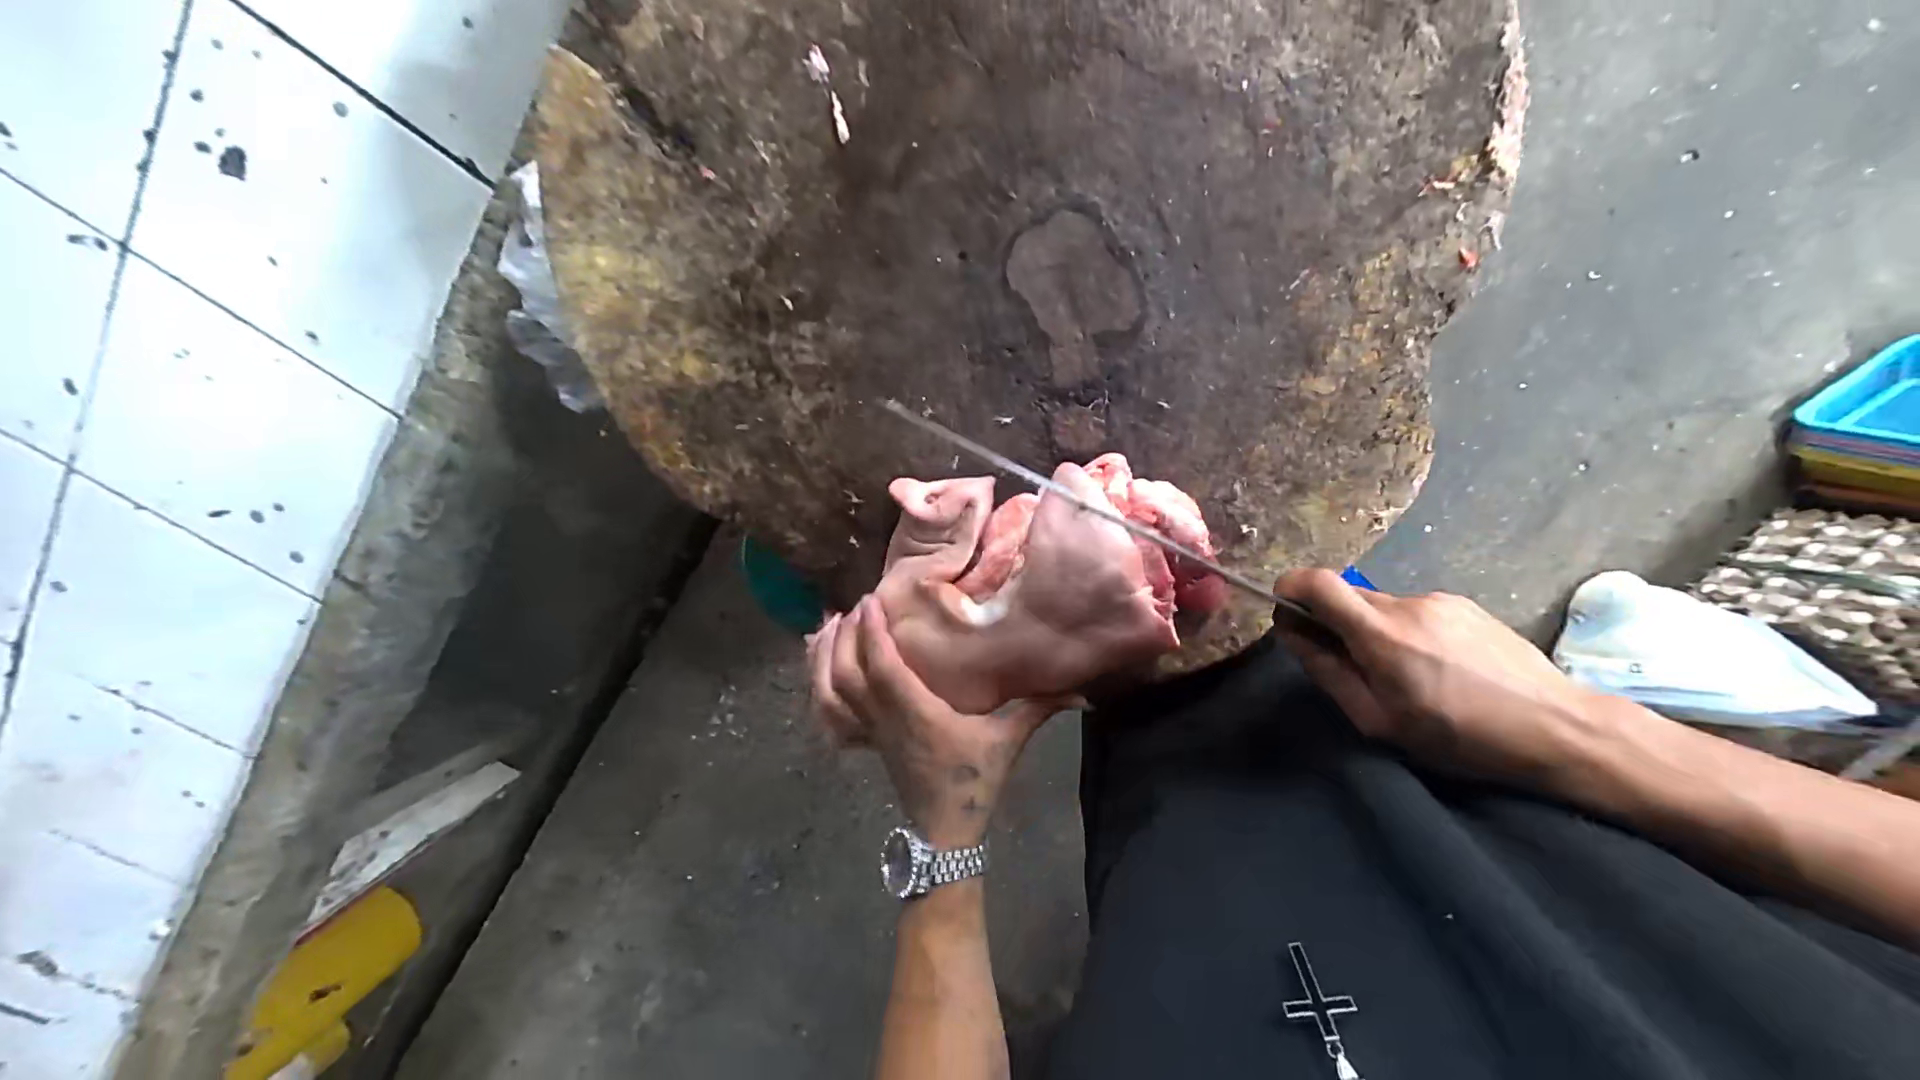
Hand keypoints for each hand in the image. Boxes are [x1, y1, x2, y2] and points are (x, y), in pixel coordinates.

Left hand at [809, 594, 1063, 847]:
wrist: (944, 831)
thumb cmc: (973, 782)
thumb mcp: (1007, 741)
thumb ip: (1038, 709)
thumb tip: (1082, 691)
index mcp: (917, 713)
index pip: (883, 666)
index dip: (872, 632)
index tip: (871, 599)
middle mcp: (885, 720)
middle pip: (846, 674)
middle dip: (844, 636)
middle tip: (853, 605)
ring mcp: (869, 733)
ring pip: (829, 693)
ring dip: (824, 657)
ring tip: (829, 626)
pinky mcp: (865, 741)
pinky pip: (830, 711)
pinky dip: (819, 684)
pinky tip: (821, 666)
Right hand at [1272, 569, 1602, 786]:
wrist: (1562, 729)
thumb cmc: (1461, 738)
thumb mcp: (1379, 721)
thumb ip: (1327, 672)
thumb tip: (1292, 634)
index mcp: (1380, 634)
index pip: (1316, 582)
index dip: (1290, 589)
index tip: (1287, 616)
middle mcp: (1406, 604)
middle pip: (1344, 595)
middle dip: (1332, 622)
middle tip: (1348, 663)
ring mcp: (1439, 600)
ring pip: (1379, 605)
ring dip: (1372, 630)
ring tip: (1405, 673)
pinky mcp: (1464, 604)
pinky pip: (1413, 609)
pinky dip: (1405, 630)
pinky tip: (1437, 665)